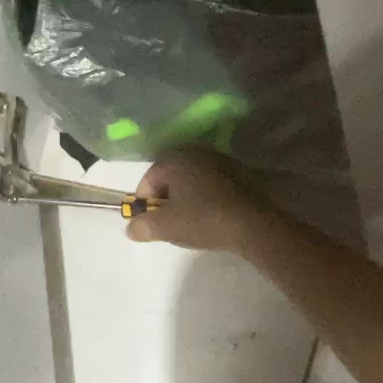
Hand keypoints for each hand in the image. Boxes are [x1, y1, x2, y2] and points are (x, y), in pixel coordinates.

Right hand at [123, 148, 267, 251]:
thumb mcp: (165, 227)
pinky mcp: (239, 174)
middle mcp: (197, 153)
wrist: (252, 223)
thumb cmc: (202, 219)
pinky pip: (212, 185)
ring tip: (189, 222)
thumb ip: (143, 226)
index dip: (144, 202)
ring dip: (186, 199)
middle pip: (171, 177)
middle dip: (165, 199)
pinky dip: (205, 198)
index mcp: (175, 160)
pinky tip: (209, 216)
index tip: (148, 222)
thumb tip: (130, 229)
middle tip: (167, 223)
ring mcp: (221, 161)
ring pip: (192, 181)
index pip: (149, 178)